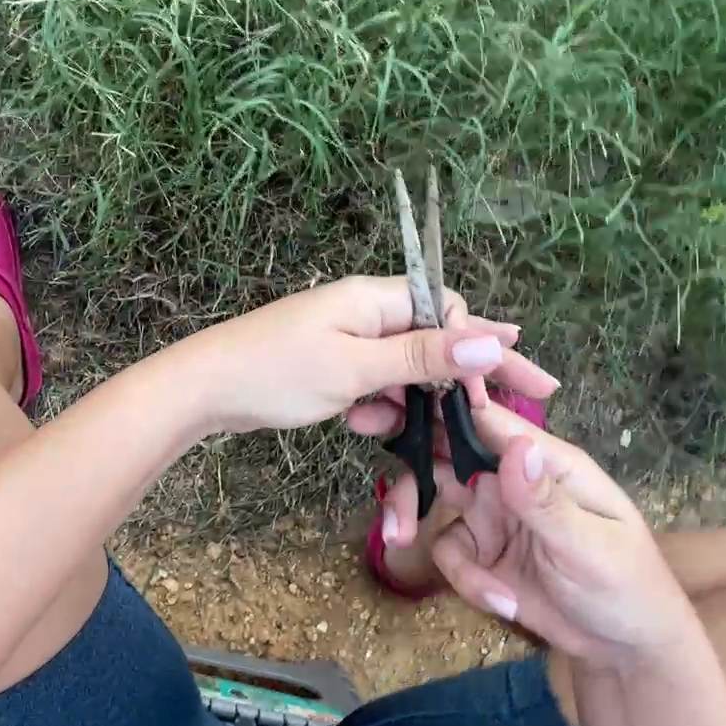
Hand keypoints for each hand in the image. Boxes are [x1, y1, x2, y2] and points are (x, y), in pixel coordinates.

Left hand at [162, 276, 556, 434]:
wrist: (203, 389)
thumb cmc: (276, 371)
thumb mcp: (354, 367)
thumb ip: (420, 355)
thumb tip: (491, 339)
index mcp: (372, 298)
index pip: (448, 309)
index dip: (481, 344)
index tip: (512, 384)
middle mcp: (362, 311)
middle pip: (431, 338)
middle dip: (462, 374)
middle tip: (522, 404)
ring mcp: (343, 339)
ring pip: (400, 367)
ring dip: (406, 398)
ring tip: (388, 426)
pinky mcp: (328, 365)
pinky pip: (370, 382)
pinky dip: (374, 404)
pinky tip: (359, 424)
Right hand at [375, 401, 698, 669]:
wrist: (625, 653)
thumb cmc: (627, 587)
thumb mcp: (592, 546)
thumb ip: (545, 499)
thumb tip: (516, 445)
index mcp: (542, 459)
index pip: (485, 418)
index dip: (439, 400)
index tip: (390, 394)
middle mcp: (507, 475)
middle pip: (443, 447)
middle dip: (404, 445)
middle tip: (359, 430)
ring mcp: (488, 511)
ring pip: (427, 491)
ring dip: (409, 512)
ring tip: (397, 538)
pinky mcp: (476, 549)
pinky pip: (445, 549)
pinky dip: (464, 578)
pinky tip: (500, 604)